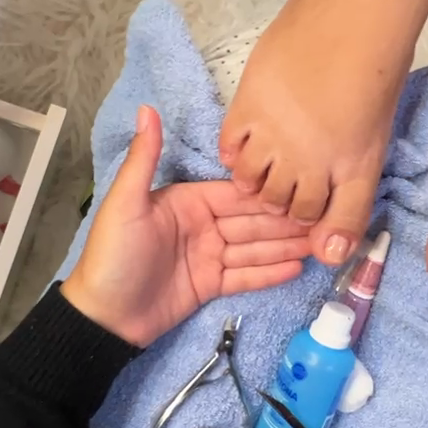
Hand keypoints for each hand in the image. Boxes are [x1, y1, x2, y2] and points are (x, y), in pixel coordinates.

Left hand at [63, 106, 313, 346]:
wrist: (103, 318)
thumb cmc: (113, 256)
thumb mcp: (126, 203)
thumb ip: (144, 158)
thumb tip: (146, 109)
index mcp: (186, 202)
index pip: (235, 195)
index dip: (267, 194)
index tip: (301, 189)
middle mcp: (202, 225)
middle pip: (251, 221)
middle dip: (285, 222)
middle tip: (324, 220)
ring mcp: (208, 256)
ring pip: (254, 248)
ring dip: (286, 246)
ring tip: (321, 244)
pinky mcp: (210, 285)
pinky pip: (245, 276)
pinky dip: (270, 272)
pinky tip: (298, 267)